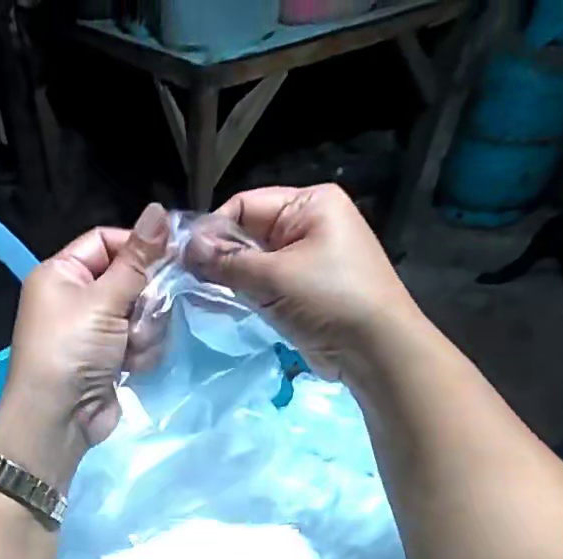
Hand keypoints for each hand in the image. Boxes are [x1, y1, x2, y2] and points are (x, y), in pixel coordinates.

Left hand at [0, 203, 169, 489]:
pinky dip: (140, 354)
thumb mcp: (103, 300)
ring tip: (130, 349)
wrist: (60, 418)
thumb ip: (137, 260)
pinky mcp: (112, 358)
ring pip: (141, 314)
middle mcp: (78, 298)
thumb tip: (159, 210)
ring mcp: (96, 331)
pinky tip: (130, 367)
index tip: (171, 257)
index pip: (106, 241)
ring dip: (143, 332)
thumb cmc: (72, 349)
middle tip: (140, 317)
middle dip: (143, 301)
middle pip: (130, 279)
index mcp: (62, 273)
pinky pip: (140, 342)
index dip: (137, 247)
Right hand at [184, 184, 422, 381]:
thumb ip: (228, 262)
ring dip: (234, 280)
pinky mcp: (307, 293)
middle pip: (250, 233)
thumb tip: (187, 248)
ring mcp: (310, 261)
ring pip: (257, 264)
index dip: (214, 229)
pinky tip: (228, 308)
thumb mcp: (274, 277)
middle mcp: (311, 225)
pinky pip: (269, 287)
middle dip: (223, 257)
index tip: (186, 258)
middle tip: (191, 281)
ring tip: (206, 296)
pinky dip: (250, 296)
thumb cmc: (330, 300)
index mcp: (310, 203)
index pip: (246, 204)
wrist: (376, 350)